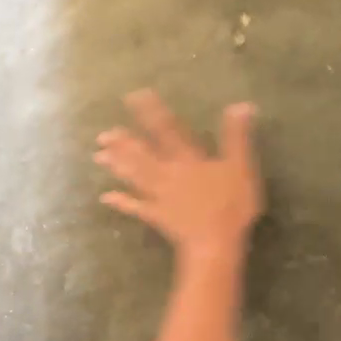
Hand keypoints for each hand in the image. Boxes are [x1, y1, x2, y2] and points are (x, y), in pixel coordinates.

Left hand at [94, 90, 262, 261]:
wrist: (215, 243)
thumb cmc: (231, 205)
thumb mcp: (241, 167)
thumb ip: (237, 137)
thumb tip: (241, 105)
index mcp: (188, 159)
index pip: (168, 130)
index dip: (152, 112)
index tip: (135, 97)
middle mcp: (168, 173)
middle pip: (142, 155)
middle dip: (124, 142)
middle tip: (104, 134)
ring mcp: (159, 196)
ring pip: (135, 177)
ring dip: (117, 166)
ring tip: (99, 155)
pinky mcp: (157, 216)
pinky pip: (136, 207)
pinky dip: (121, 202)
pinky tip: (106, 197)